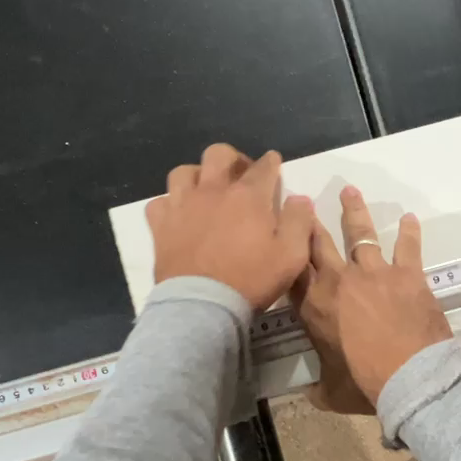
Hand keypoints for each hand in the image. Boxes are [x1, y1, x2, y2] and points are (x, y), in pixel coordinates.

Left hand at [148, 144, 315, 310]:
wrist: (203, 305)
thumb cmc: (251, 280)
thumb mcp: (292, 256)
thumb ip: (300, 222)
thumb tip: (299, 198)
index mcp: (248, 196)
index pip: (263, 167)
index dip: (271, 162)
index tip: (274, 164)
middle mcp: (213, 190)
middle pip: (219, 154)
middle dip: (233, 159)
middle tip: (241, 175)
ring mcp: (182, 205)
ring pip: (185, 172)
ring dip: (198, 176)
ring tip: (206, 191)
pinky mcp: (161, 225)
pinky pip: (161, 201)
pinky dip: (171, 204)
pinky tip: (179, 215)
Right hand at [288, 185, 452, 410]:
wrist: (411, 376)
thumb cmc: (366, 384)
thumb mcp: (333, 393)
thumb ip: (318, 390)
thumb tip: (308, 395)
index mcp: (314, 308)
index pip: (292, 272)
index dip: (285, 248)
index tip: (280, 229)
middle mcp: (338, 282)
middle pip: (318, 243)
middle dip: (310, 221)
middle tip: (303, 200)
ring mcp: (373, 273)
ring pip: (359, 233)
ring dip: (353, 211)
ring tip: (349, 191)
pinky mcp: (407, 274)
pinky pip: (407, 247)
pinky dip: (409, 232)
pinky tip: (409, 219)